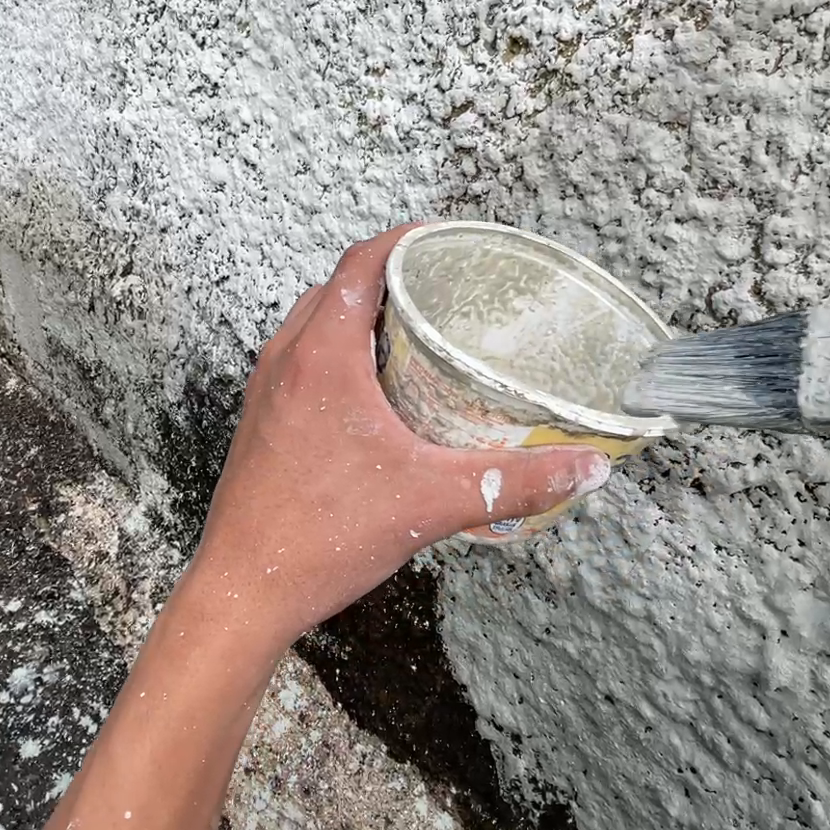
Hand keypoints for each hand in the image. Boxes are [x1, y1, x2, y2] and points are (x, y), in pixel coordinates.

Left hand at [40, 224, 609, 829]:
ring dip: (359, 311)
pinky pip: (300, 355)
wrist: (242, 590)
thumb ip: (513, 482)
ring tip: (414, 330)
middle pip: (339, 285)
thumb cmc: (324, 537)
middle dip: (389, 274)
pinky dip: (337, 347)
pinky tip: (373, 386)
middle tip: (442, 288)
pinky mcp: (262, 415)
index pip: (361, 263)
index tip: (445, 238)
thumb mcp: (431, 502)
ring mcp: (267, 386)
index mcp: (322, 356)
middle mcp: (286, 358)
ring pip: (314, 320)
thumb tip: (587, 470)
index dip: (405, 239)